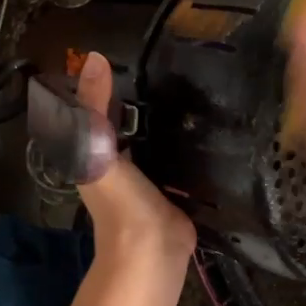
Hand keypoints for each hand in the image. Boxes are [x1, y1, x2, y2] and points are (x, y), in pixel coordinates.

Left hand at [74, 53, 195, 273]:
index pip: (100, 111)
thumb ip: (95, 106)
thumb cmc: (120, 200)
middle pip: (132, 125)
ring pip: (158, 141)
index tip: (133, 55)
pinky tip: (211, 124)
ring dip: (171, 123)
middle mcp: (122, 163)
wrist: (153, 251)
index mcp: (96, 153)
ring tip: (197, 89)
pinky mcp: (177, 189)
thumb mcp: (98, 147)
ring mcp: (151, 177)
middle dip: (147, 102)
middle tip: (175, 67)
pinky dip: (192, 145)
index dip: (109, 86)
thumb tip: (93, 57)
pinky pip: (183, 159)